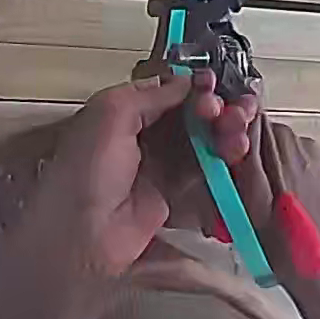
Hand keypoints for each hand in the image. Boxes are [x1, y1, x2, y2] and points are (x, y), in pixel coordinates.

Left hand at [0, 71, 232, 318]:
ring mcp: (158, 165)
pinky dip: (223, 159)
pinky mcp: (173, 193)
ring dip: (224, 131)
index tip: (214, 85)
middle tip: (229, 111)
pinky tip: (236, 150)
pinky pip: (204, 170)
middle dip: (215, 108)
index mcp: (121, 110)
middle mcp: (141, 134)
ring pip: (201, 140)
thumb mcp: (110, 115)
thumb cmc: (88, 169)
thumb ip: (150, 94)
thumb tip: (187, 83)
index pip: (167, 91)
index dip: (193, 87)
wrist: (83, 235)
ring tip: (236, 132)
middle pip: (188, 114)